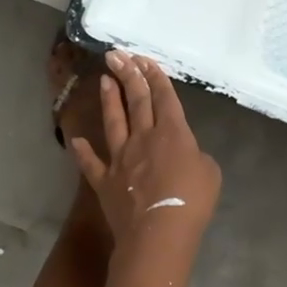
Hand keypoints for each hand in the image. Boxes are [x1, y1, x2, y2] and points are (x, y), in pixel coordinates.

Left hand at [67, 50, 220, 244]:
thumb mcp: (209, 172)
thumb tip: (184, 153)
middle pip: (135, 100)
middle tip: (117, 54)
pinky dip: (83, 151)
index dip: (155, 76)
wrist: (158, 232)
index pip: (163, 97)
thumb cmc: (192, 201)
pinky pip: (91, 163)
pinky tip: (76, 139)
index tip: (145, 59)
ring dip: (108, 99)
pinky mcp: (105, 180)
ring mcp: (120, 158)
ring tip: (103, 79)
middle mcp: (142, 138)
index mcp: (172, 132)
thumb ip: (195, 155)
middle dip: (128, 75)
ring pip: (113, 122)